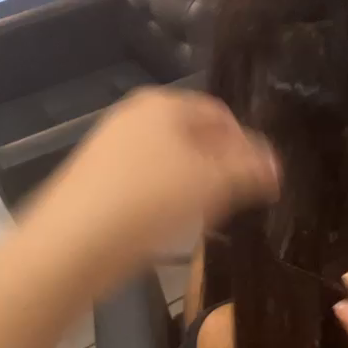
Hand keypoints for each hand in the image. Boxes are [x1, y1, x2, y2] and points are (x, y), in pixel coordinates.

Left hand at [21, 88, 278, 277]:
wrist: (70, 244)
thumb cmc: (149, 201)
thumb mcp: (213, 183)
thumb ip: (250, 170)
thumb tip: (276, 166)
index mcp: (163, 103)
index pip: (220, 114)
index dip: (247, 146)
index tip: (261, 182)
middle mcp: (133, 117)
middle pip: (194, 137)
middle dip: (220, 168)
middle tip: (237, 202)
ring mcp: (109, 148)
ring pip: (169, 163)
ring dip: (194, 188)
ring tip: (205, 220)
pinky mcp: (94, 181)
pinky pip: (144, 184)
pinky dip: (163, 201)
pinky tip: (167, 229)